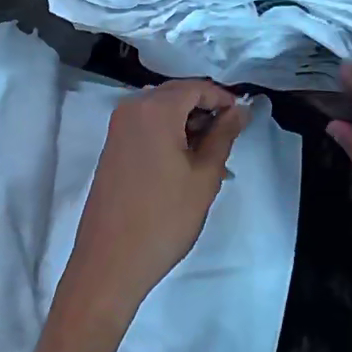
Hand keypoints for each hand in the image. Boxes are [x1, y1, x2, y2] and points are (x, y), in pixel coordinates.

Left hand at [60, 80, 249, 319]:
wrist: (109, 264)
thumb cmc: (163, 218)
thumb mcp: (204, 176)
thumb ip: (224, 135)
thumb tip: (239, 110)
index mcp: (155, 109)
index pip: (196, 86)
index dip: (222, 98)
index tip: (242, 119)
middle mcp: (132, 109)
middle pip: (177, 94)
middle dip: (205, 110)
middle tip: (229, 137)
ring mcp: (118, 128)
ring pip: (163, 110)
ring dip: (188, 124)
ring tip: (211, 155)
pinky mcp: (113, 148)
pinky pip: (148, 126)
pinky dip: (170, 134)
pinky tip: (186, 162)